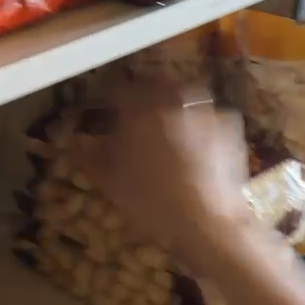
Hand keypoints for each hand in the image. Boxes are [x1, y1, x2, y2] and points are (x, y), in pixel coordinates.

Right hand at [89, 81, 258, 271]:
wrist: (208, 221)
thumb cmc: (152, 201)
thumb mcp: (111, 183)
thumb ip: (90, 157)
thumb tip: (75, 143)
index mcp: (137, 112)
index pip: (119, 88)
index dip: (112, 93)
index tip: (108, 103)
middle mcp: (170, 103)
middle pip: (155, 83)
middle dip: (145, 90)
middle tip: (139, 106)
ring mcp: (203, 113)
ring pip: (185, 93)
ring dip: (175, 98)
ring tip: (171, 116)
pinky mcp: (229, 128)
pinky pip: (212, 113)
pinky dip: (204, 118)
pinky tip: (201, 135)